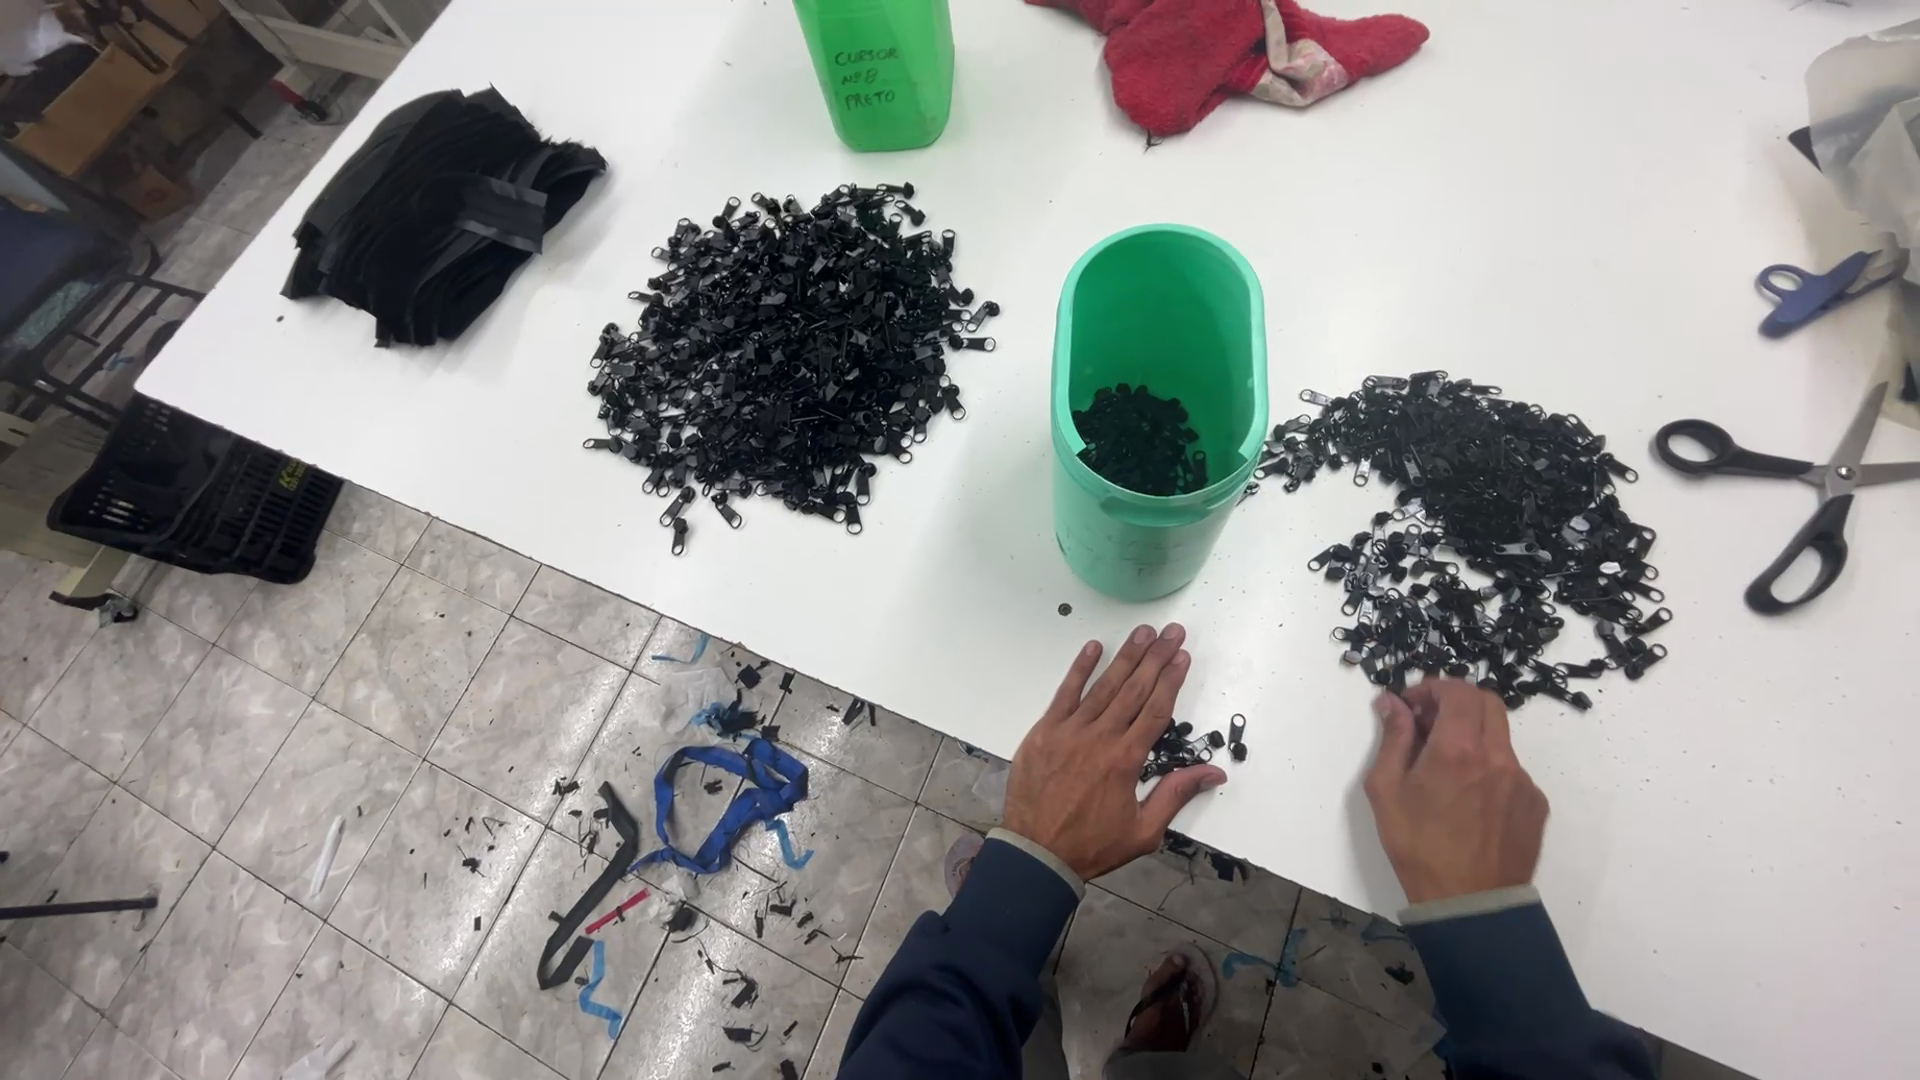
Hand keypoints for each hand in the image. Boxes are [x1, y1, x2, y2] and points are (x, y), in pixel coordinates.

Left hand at [1003, 624, 1227, 879]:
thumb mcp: (1143, 831)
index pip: (1156, 710)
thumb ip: (1176, 795)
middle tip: (1172, 632)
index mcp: (1126, 760)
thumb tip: (1214, 772)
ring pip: (1103, 686)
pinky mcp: (1045, 730)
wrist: (1037, 852)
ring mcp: (1070, 731)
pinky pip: (1065, 693)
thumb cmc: (1091, 845)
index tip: (1183, 657)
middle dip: (1156, 658)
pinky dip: (1079, 669)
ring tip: (1143, 633)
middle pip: (1134, 690)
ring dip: (1125, 657)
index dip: (1172, 681)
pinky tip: (1094, 647)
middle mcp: (1100, 738)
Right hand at [1363, 679, 1548, 904]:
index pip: (1459, 691)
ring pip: (1498, 735)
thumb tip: (1391, 703)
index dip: (1432, 687)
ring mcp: (1522, 781)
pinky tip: (1464, 794)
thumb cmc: (1416, 843)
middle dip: (1454, 701)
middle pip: (1487, 703)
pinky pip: (1509, 766)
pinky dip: (1485, 763)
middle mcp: (1498, 757)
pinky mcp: (1535, 803)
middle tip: (1425, 721)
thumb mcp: (1386, 787)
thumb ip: (1393, 737)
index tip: (1411, 703)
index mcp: (1458, 749)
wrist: (1469, 902)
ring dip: (1469, 733)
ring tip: (1441, 763)